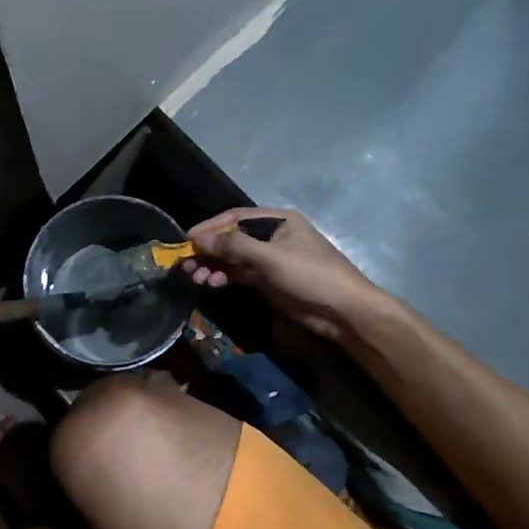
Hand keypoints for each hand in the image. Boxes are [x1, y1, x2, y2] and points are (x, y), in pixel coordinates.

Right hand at [182, 208, 389, 340]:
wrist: (343, 311)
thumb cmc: (310, 276)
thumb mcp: (271, 258)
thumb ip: (234, 246)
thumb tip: (197, 238)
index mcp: (277, 220)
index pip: (235, 217)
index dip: (209, 227)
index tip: (185, 241)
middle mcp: (272, 236)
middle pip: (232, 238)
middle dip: (209, 250)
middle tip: (186, 265)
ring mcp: (271, 259)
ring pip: (234, 258)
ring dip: (214, 266)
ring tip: (196, 278)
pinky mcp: (270, 280)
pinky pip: (241, 274)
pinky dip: (225, 277)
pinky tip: (212, 284)